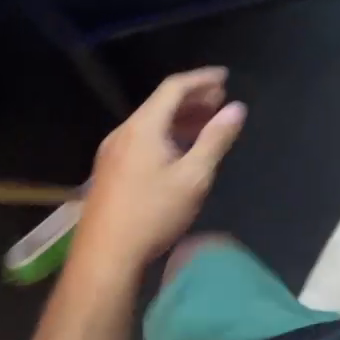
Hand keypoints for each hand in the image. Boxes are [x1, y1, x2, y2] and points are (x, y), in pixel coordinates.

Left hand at [74, 67, 245, 275]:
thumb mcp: (194, 177)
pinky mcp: (109, 172)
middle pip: (161, 103)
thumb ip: (216, 139)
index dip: (202, 79)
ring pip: (151, 122)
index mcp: (143, 127)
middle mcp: (123, 132)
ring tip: (207, 122)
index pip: (174, 87)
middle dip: (193, 98)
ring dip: (181, 117)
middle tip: (220, 100)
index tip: (225, 78)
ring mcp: (112, 152)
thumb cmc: (152, 214)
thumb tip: (236, 108)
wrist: (103, 261)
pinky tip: (181, 150)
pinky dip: (166, 133)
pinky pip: (142, 138)